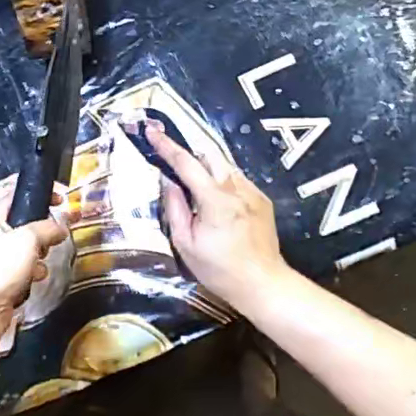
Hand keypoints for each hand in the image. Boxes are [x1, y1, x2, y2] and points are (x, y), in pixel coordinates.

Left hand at [0, 181, 67, 322]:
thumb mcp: (28, 240)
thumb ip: (47, 228)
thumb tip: (60, 226)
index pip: (12, 192)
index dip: (36, 191)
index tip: (58, 198)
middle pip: (21, 221)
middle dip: (40, 227)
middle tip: (54, 233)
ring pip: (23, 246)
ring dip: (37, 252)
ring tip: (42, 257)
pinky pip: (20, 266)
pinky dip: (31, 270)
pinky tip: (34, 277)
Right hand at [144, 122, 289, 306]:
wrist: (263, 284)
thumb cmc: (219, 270)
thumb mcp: (185, 243)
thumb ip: (175, 208)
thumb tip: (169, 182)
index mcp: (215, 200)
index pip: (186, 163)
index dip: (167, 146)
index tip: (153, 131)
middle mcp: (237, 189)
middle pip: (210, 155)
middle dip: (190, 154)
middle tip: (174, 165)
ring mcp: (253, 193)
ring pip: (225, 167)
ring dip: (207, 170)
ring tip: (196, 191)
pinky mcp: (263, 200)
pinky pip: (237, 181)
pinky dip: (222, 184)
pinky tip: (218, 205)